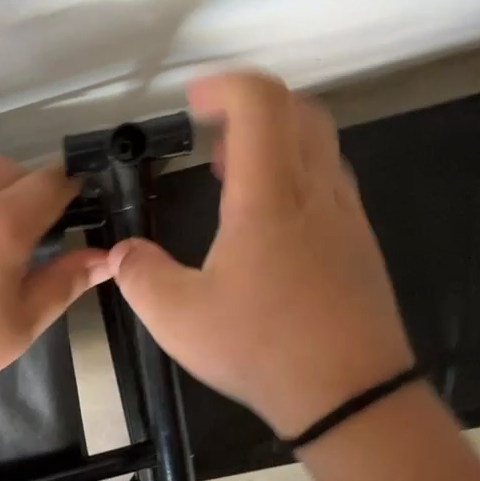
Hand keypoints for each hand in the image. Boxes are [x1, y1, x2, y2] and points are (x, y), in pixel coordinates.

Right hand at [108, 71, 413, 436]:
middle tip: (213, 145)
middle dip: (252, 110)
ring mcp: (346, 216)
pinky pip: (330, 183)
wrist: (350, 394)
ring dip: (278, 144)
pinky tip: (270, 228)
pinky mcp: (360, 244)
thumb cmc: (260, 348)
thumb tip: (119, 255)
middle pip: (298, 111)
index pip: (259, 102)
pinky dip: (297, 177)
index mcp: (269, 195)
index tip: (192, 103)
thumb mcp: (178, 318)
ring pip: (320, 146)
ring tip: (235, 183)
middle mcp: (315, 191)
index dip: (223, 86)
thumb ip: (140, 276)